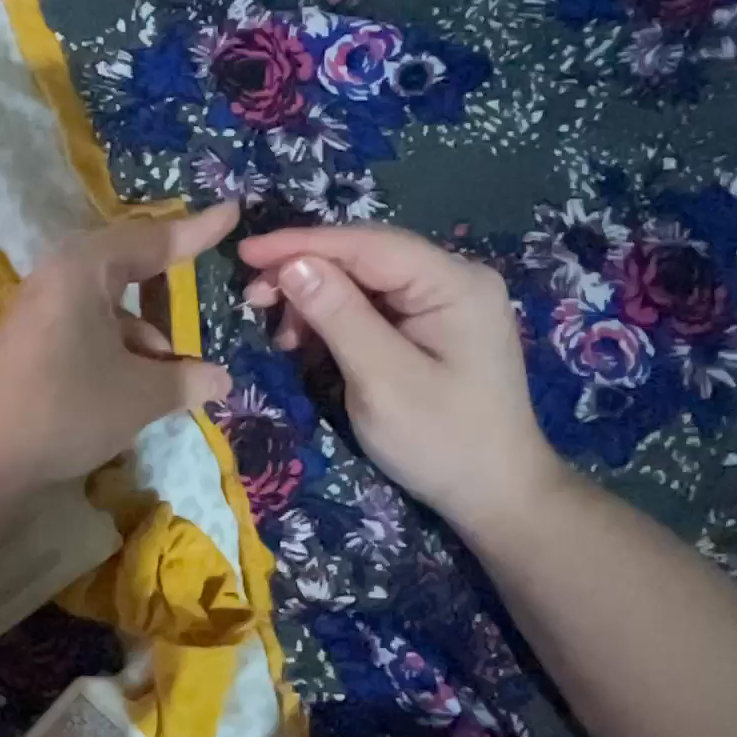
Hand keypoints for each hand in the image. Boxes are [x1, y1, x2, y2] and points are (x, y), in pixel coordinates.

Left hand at [0, 204, 239, 487]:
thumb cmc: (69, 411)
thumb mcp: (141, 395)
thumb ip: (187, 379)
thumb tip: (222, 379)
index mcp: (81, 270)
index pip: (150, 240)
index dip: (195, 231)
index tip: (232, 213)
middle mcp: (55, 279)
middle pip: (126, 271)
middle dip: (167, 292)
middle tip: (204, 299)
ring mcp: (37, 313)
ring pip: (107, 309)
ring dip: (143, 336)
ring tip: (172, 377)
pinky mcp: (28, 344)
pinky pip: (85, 331)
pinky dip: (115, 351)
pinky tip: (133, 389)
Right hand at [239, 223, 567, 527]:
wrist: (492, 492)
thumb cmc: (440, 439)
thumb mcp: (381, 379)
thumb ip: (338, 317)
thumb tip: (292, 266)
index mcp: (453, 283)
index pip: (367, 245)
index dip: (301, 244)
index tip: (245, 251)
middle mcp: (452, 280)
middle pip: (364, 258)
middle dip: (303, 272)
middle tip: (251, 299)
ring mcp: (442, 304)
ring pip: (363, 283)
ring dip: (313, 300)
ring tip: (281, 336)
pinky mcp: (428, 328)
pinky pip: (371, 308)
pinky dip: (331, 320)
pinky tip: (307, 342)